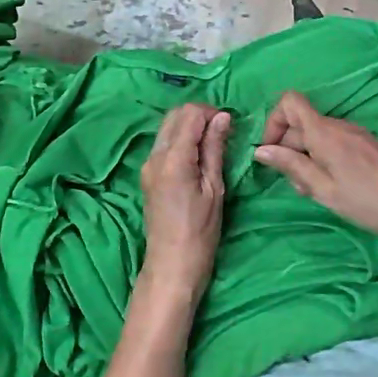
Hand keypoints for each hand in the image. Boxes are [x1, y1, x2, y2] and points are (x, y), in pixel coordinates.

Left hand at [138, 103, 231, 301]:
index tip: (229, 125)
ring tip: (212, 143)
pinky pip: (164, 143)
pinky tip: (198, 155)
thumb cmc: (200, 231)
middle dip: (199, 116)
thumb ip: (215, 149)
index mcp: (173, 159)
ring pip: (167, 127)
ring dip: (189, 126)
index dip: (211, 112)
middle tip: (222, 132)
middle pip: (175, 115)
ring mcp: (148, 164)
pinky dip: (181, 139)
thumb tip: (223, 117)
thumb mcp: (215, 189)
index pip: (189, 114)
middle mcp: (154, 156)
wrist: (172, 264)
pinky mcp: (148, 174)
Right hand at [252, 91, 377, 254]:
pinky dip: (323, 158)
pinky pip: (335, 142)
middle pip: (302, 122)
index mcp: (325, 132)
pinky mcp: (367, 145)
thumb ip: (292, 166)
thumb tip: (261, 150)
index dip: (274, 121)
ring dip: (306, 156)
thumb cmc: (367, 202)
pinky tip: (332, 186)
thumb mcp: (323, 189)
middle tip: (293, 184)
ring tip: (313, 190)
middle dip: (288, 147)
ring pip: (317, 135)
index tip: (271, 152)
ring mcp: (356, 134)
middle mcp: (339, 125)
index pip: (290, 101)